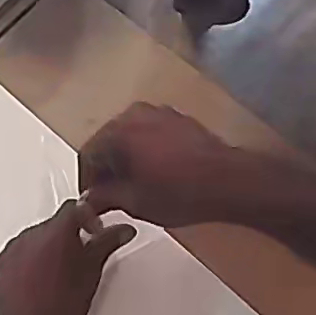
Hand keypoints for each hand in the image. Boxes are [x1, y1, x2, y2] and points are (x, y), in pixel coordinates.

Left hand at [0, 200, 135, 314]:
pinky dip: (32, 261)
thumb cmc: (58, 307)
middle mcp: (31, 235)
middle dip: (69, 235)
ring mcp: (13, 249)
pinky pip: (20, 253)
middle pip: (55, 224)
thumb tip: (121, 231)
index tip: (96, 230)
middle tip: (82, 255)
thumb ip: (106, 244)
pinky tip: (42, 280)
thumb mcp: (91, 272)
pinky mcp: (1, 264)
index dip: (90, 216)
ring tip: (62, 273)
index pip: (76, 208)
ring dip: (49, 248)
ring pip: (37, 238)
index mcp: (56, 232)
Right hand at [79, 104, 258, 227]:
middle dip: (104, 169)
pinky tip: (153, 172)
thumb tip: (88, 202)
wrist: (229, 181)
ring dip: (124, 159)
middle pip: (106, 142)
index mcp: (118, 131)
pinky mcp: (177, 118)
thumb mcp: (134, 202)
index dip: (86, 182)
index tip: (92, 202)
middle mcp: (134, 114)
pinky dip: (142, 150)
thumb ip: (103, 198)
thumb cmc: (178, 193)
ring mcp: (158, 112)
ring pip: (128, 136)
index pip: (87, 155)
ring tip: (131, 186)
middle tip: (108, 196)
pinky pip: (148, 133)